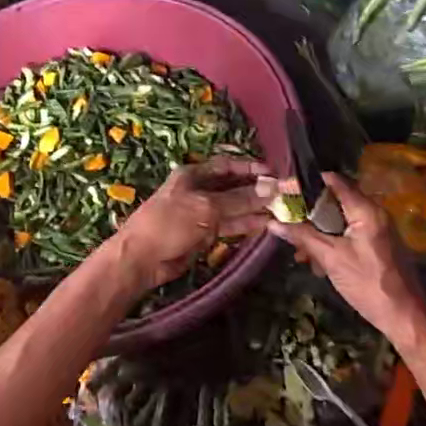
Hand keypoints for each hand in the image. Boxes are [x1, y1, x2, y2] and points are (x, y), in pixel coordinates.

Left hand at [106, 157, 273, 290]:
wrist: (142, 259)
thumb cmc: (169, 224)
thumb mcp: (206, 207)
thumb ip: (240, 199)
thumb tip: (271, 188)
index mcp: (193, 175)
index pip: (226, 165)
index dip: (249, 168)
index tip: (273, 173)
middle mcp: (198, 191)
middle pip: (233, 187)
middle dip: (256, 190)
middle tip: (284, 194)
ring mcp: (202, 213)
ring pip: (234, 208)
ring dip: (255, 209)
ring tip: (281, 211)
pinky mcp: (204, 234)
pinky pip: (229, 226)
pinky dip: (246, 225)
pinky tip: (265, 225)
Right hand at [268, 173, 425, 342]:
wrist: (405, 316)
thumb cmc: (369, 284)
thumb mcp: (331, 258)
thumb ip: (303, 237)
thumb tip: (273, 223)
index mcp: (366, 210)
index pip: (335, 182)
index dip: (309, 184)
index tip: (286, 192)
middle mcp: (374, 213)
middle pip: (336, 202)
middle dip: (310, 215)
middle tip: (288, 226)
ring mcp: (378, 230)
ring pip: (341, 221)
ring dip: (319, 234)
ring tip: (301, 254)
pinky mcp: (378, 245)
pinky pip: (350, 235)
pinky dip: (333, 243)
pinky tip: (318, 263)